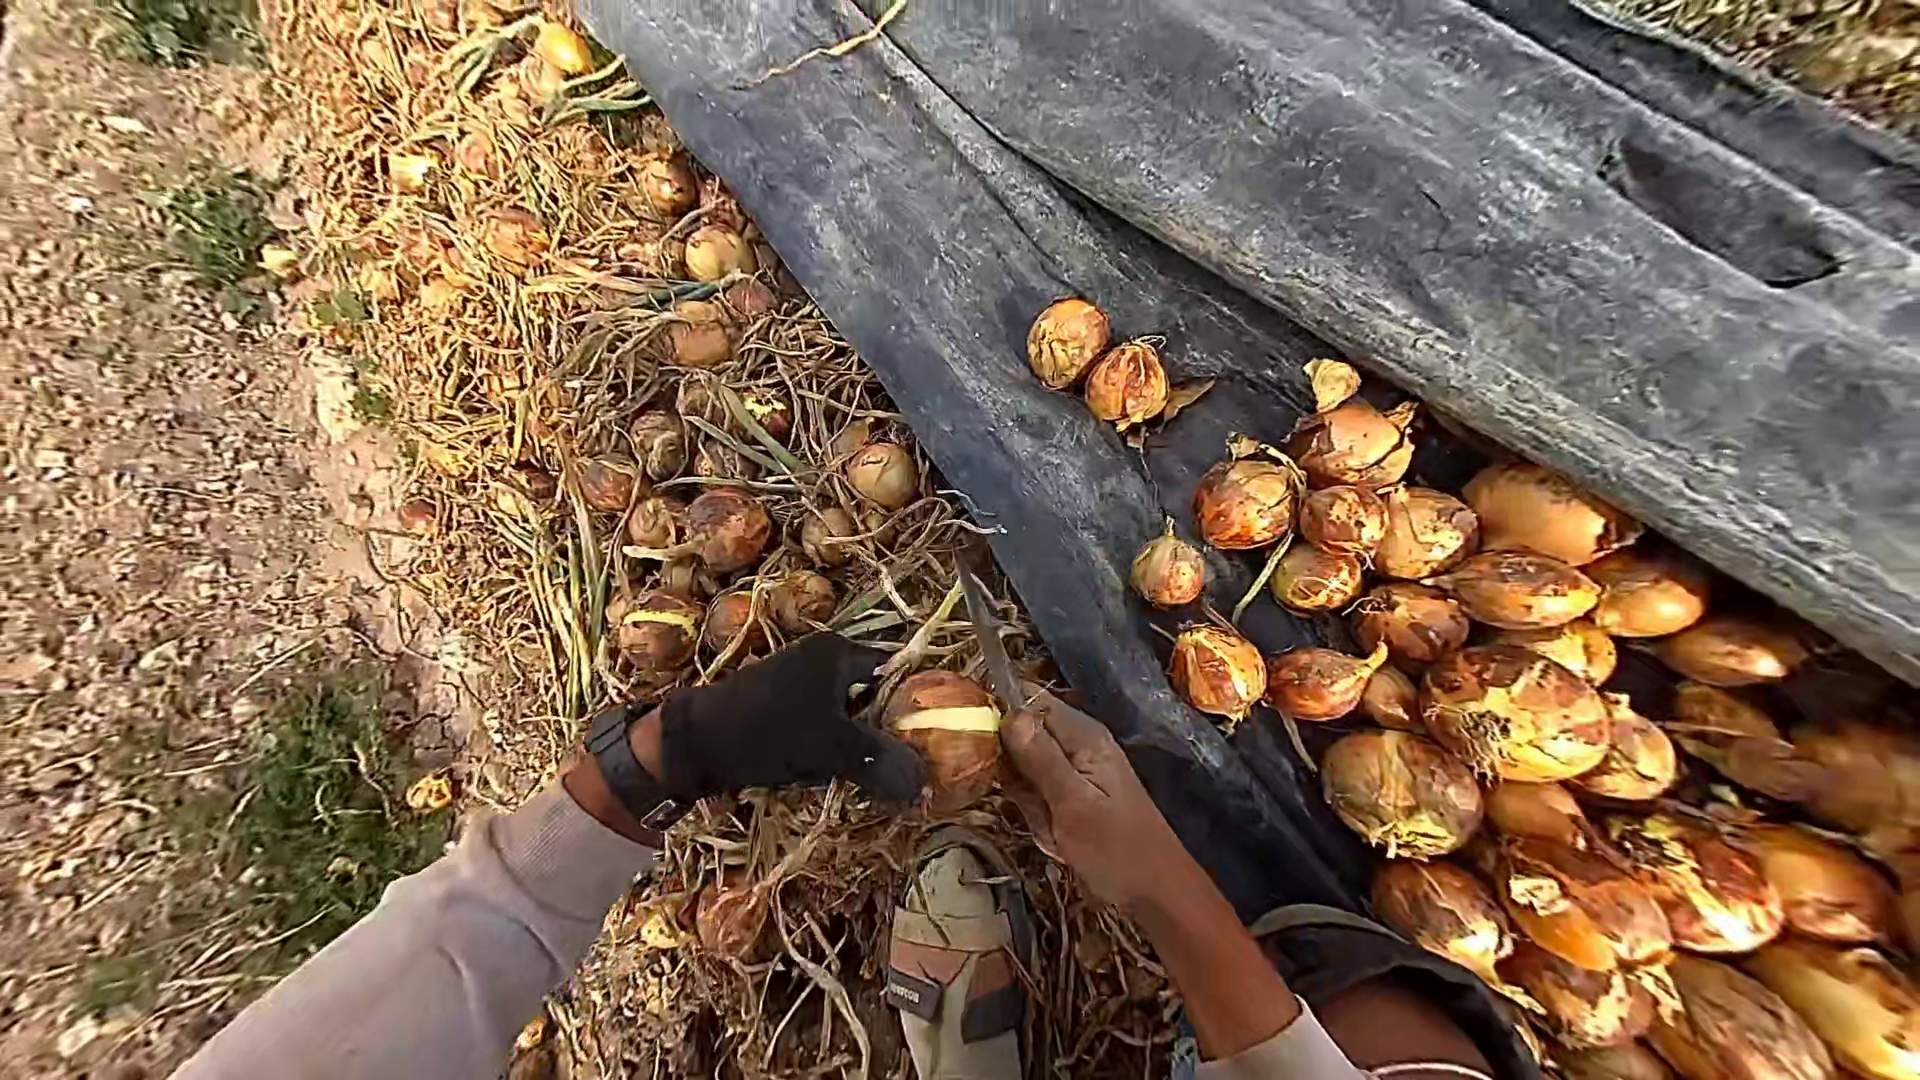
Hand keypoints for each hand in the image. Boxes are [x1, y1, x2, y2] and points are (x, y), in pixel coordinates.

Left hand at [656, 633, 923, 801]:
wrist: (693, 743)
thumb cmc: (768, 733)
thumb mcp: (831, 749)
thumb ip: (880, 763)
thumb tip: (924, 786)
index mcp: (839, 652)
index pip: (893, 670)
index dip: (909, 703)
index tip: (920, 738)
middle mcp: (823, 655)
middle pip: (872, 691)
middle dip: (881, 726)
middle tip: (891, 760)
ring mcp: (800, 674)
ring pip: (847, 707)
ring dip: (854, 736)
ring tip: (859, 767)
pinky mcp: (782, 696)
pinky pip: (822, 715)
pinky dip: (830, 738)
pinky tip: (826, 765)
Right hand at [999, 692, 1194, 910]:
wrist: (1156, 893)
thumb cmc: (1118, 849)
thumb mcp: (1073, 804)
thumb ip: (1040, 758)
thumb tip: (1009, 714)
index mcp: (1082, 734)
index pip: (1029, 699)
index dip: (1000, 711)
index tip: (980, 740)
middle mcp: (1076, 742)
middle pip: (1021, 734)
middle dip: (1013, 769)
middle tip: (1032, 804)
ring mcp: (1072, 769)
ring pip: (1023, 767)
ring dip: (1025, 798)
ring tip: (1049, 826)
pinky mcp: (1069, 793)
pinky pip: (1035, 792)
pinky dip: (1035, 812)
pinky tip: (1053, 835)